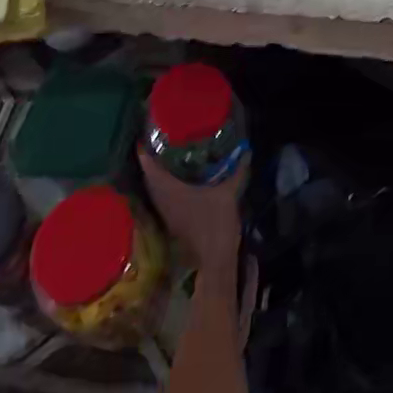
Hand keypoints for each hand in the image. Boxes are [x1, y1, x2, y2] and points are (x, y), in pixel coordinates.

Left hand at [138, 147, 247, 269]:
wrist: (215, 260)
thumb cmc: (216, 223)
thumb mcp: (228, 194)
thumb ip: (236, 172)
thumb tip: (247, 152)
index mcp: (168, 188)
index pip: (146, 162)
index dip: (145, 146)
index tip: (151, 132)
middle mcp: (160, 198)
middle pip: (148, 173)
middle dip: (153, 157)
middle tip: (166, 141)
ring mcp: (163, 211)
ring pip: (154, 186)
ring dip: (159, 173)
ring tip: (173, 156)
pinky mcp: (170, 220)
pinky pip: (161, 197)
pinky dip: (166, 186)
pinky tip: (180, 181)